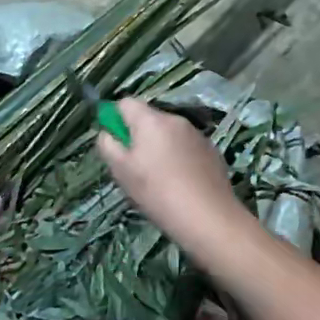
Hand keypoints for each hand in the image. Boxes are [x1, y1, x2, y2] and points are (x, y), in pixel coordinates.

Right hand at [95, 99, 249, 251]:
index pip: (126, 103)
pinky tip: (182, 183)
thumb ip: (108, 146)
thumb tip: (107, 133)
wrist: (208, 216)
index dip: (116, 119)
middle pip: (149, 118)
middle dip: (139, 136)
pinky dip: (180, 158)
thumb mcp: (121, 171)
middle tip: (136, 167)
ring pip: (169, 134)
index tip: (117, 144)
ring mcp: (197, 134)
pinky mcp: (212, 151)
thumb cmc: (156, 191)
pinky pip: (187, 147)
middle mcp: (175, 120)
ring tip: (161, 179)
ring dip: (161, 147)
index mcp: (150, 120)